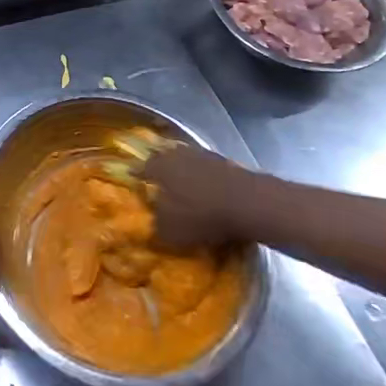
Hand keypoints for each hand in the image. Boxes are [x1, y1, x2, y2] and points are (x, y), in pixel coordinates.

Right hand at [141, 145, 255, 249]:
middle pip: (162, 160)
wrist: (251, 204)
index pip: (139, 169)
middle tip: (160, 185)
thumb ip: (156, 229)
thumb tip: (148, 230)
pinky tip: (210, 192)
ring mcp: (202, 155)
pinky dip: (206, 178)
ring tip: (186, 189)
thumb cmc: (201, 215)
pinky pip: (208, 169)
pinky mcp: (226, 162)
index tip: (134, 185)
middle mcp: (175, 154)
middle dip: (160, 171)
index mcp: (157, 167)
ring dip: (185, 173)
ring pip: (186, 162)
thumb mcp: (172, 232)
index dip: (136, 178)